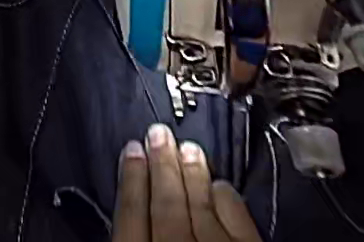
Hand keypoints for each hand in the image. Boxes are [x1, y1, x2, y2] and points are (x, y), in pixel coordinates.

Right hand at [113, 124, 261, 241]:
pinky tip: (220, 184)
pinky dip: (226, 198)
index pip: (129, 220)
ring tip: (186, 147)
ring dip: (193, 173)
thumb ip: (132, 240)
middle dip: (161, 165)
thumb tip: (125, 222)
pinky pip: (237, 219)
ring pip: (202, 206)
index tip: (131, 151)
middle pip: (166, 206)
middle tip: (157, 132)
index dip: (130, 181)